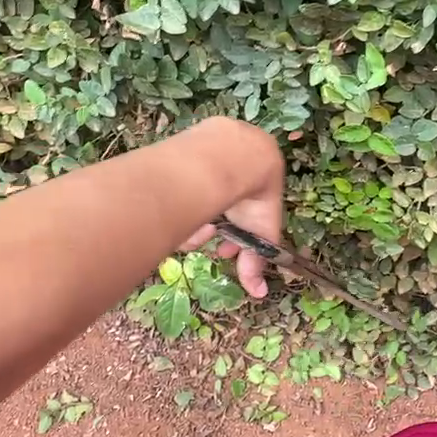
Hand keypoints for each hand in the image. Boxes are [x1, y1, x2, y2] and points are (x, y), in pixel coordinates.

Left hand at [174, 119, 284, 298]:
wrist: (234, 155)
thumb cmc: (252, 193)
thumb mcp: (259, 230)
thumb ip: (256, 260)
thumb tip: (259, 293)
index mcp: (259, 177)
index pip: (246, 212)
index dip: (235, 236)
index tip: (224, 252)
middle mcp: (236, 165)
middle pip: (221, 203)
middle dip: (212, 228)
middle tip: (202, 241)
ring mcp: (213, 150)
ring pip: (199, 191)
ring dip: (195, 214)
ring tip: (189, 227)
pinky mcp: (191, 143)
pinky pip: (183, 176)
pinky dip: (182, 193)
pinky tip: (176, 204)